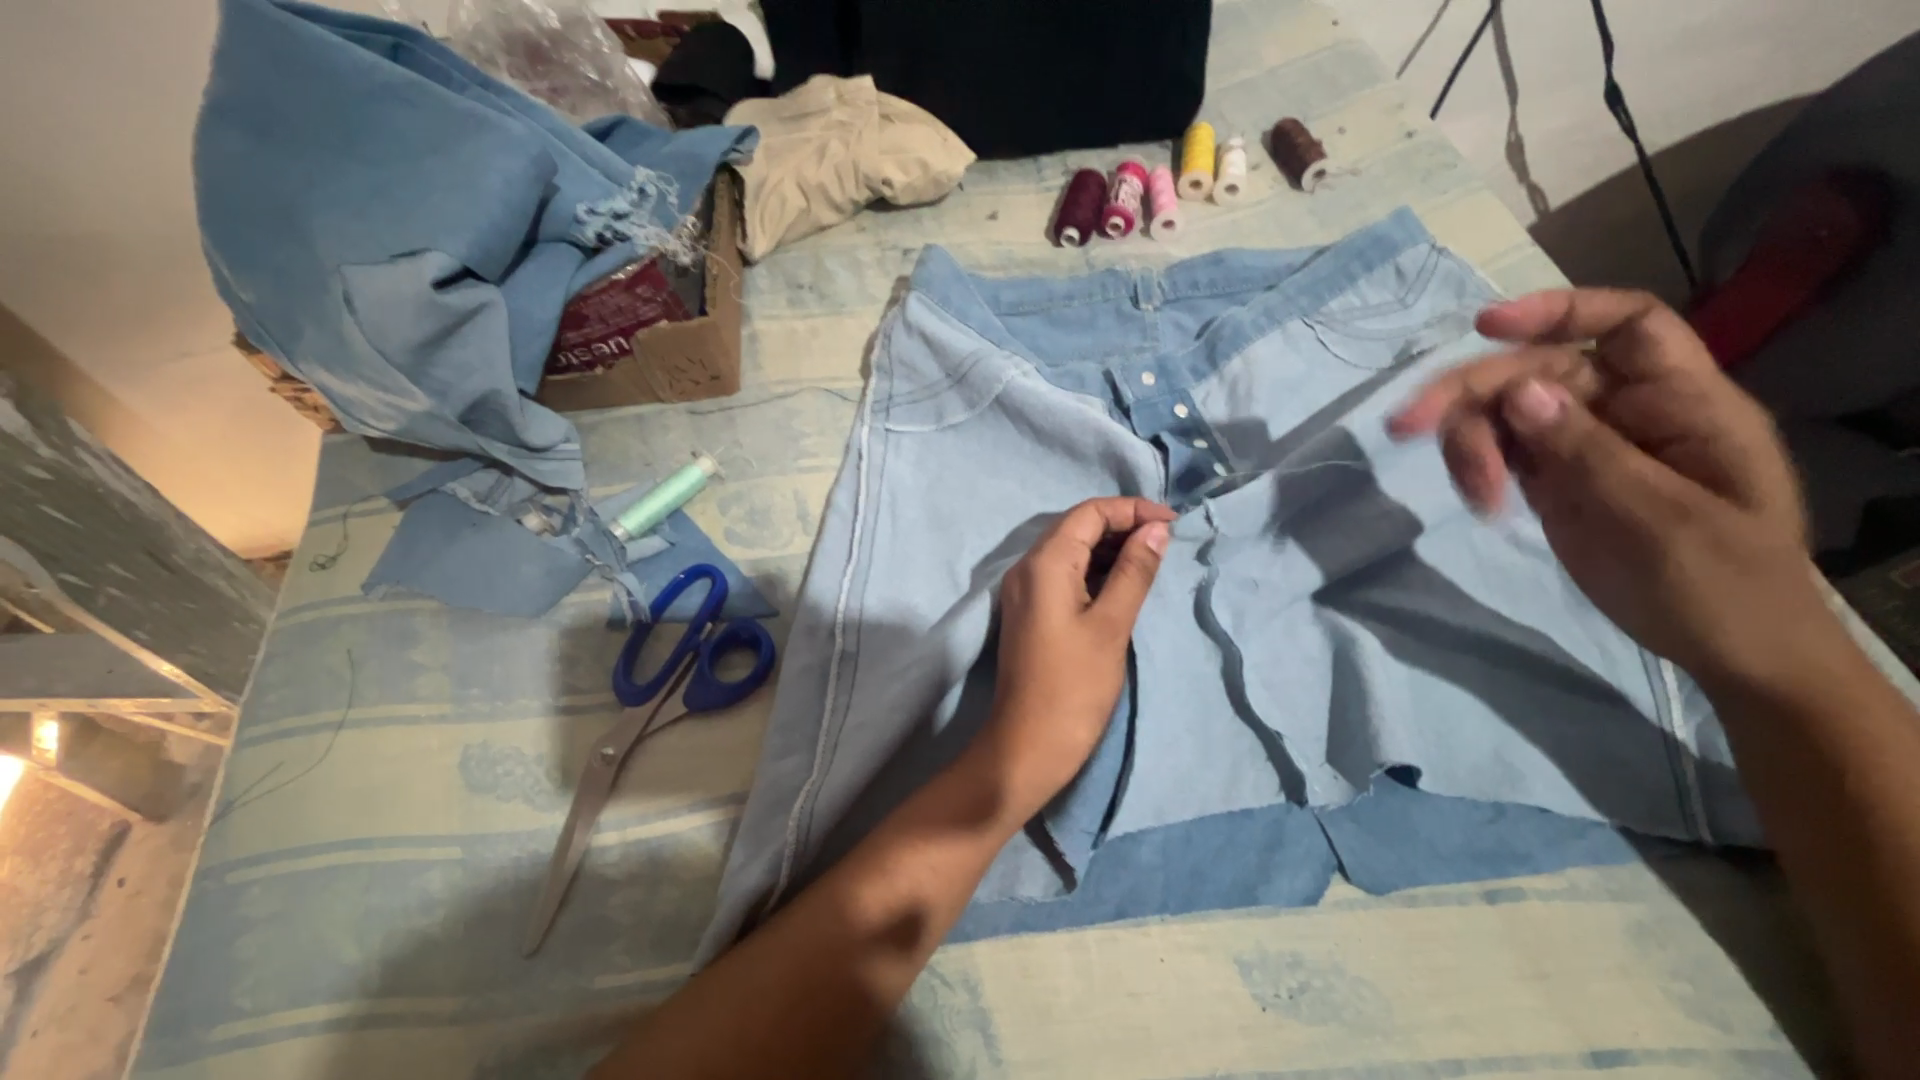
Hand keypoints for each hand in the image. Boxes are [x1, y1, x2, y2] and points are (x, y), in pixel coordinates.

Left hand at [981, 497, 1173, 808]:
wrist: (1029, 744)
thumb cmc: (1075, 686)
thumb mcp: (1112, 624)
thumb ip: (1134, 572)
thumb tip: (1155, 530)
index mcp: (1044, 563)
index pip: (1089, 513)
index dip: (1132, 510)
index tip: (1173, 524)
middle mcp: (1027, 568)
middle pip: (1077, 526)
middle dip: (1122, 526)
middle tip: (1167, 542)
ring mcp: (1025, 590)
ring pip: (1071, 550)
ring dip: (1110, 548)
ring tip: (1153, 560)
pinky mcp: (1030, 611)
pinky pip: (1064, 574)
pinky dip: (1095, 571)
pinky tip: (1124, 583)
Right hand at [1388, 288, 1821, 684]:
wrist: (1733, 653)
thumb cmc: (1723, 585)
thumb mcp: (1661, 518)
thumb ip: (1588, 451)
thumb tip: (1520, 390)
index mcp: (1683, 403)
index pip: (1628, 325)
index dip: (1559, 311)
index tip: (1486, 327)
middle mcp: (1628, 412)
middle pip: (1538, 371)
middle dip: (1472, 391)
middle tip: (1407, 425)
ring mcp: (1586, 448)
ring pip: (1507, 413)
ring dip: (1468, 440)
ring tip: (1471, 494)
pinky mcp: (1555, 483)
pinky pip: (1502, 454)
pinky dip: (1477, 470)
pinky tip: (1479, 502)